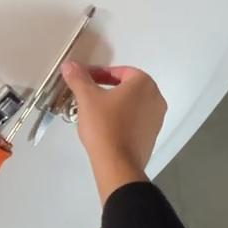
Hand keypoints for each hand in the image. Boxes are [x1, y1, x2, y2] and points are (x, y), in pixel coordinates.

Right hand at [60, 61, 165, 202]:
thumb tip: (69, 64)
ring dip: (115, 104)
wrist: (118, 164)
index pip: (120, 71)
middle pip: (127, 87)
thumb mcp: (87, 98)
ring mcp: (157, 117)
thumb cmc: (104, 125)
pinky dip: (122, 119)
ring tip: (95, 112)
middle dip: (107, 88)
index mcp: (144, 83)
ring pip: (132, 104)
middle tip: (88, 96)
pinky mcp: (153, 135)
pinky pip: (136, 120)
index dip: (99, 73)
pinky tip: (106, 128)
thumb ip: (78, 78)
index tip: (84, 81)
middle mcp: (156, 97)